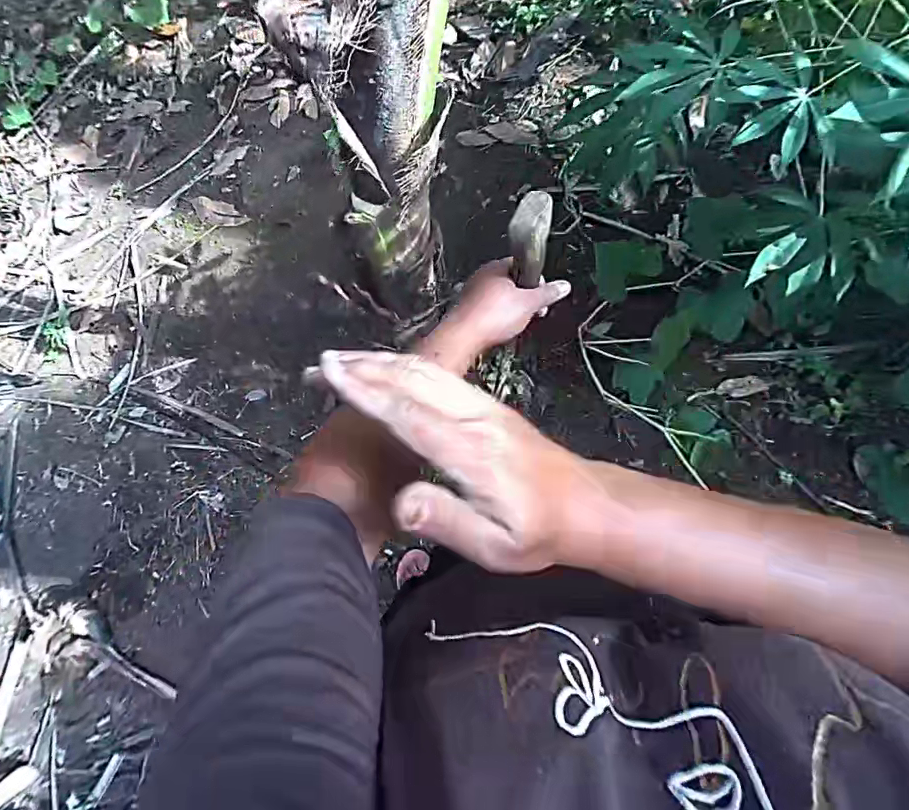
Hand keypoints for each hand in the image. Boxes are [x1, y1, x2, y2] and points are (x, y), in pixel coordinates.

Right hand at [315, 350, 586, 572]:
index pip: (408, 414)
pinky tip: (383, 366)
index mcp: (472, 452)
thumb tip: (400, 503)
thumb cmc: (540, 533)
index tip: (332, 374)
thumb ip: (447, 521)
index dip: (367, 392)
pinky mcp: (483, 401)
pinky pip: (436, 373)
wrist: (589, 505)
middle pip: (411, 380)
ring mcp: (480, 404)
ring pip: (423, 370)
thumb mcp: (498, 548)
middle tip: (320, 365)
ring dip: (378, 361)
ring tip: (341, 360)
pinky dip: (400, 364)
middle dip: (362, 368)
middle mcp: (473, 417)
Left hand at [420, 259, 570, 372]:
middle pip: (512, 282)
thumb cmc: (490, 316)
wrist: (463, 336)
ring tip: (516, 322)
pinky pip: (488, 310)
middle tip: (533, 311)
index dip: (537, 279)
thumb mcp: (530, 303)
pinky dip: (497, 318)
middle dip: (526, 297)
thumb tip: (562, 286)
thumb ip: (548, 293)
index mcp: (495, 267)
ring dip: (512, 309)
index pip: (522, 264)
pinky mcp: (466, 309)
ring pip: (500, 297)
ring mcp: (472, 292)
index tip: (544, 294)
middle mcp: (481, 276)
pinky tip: (500, 328)